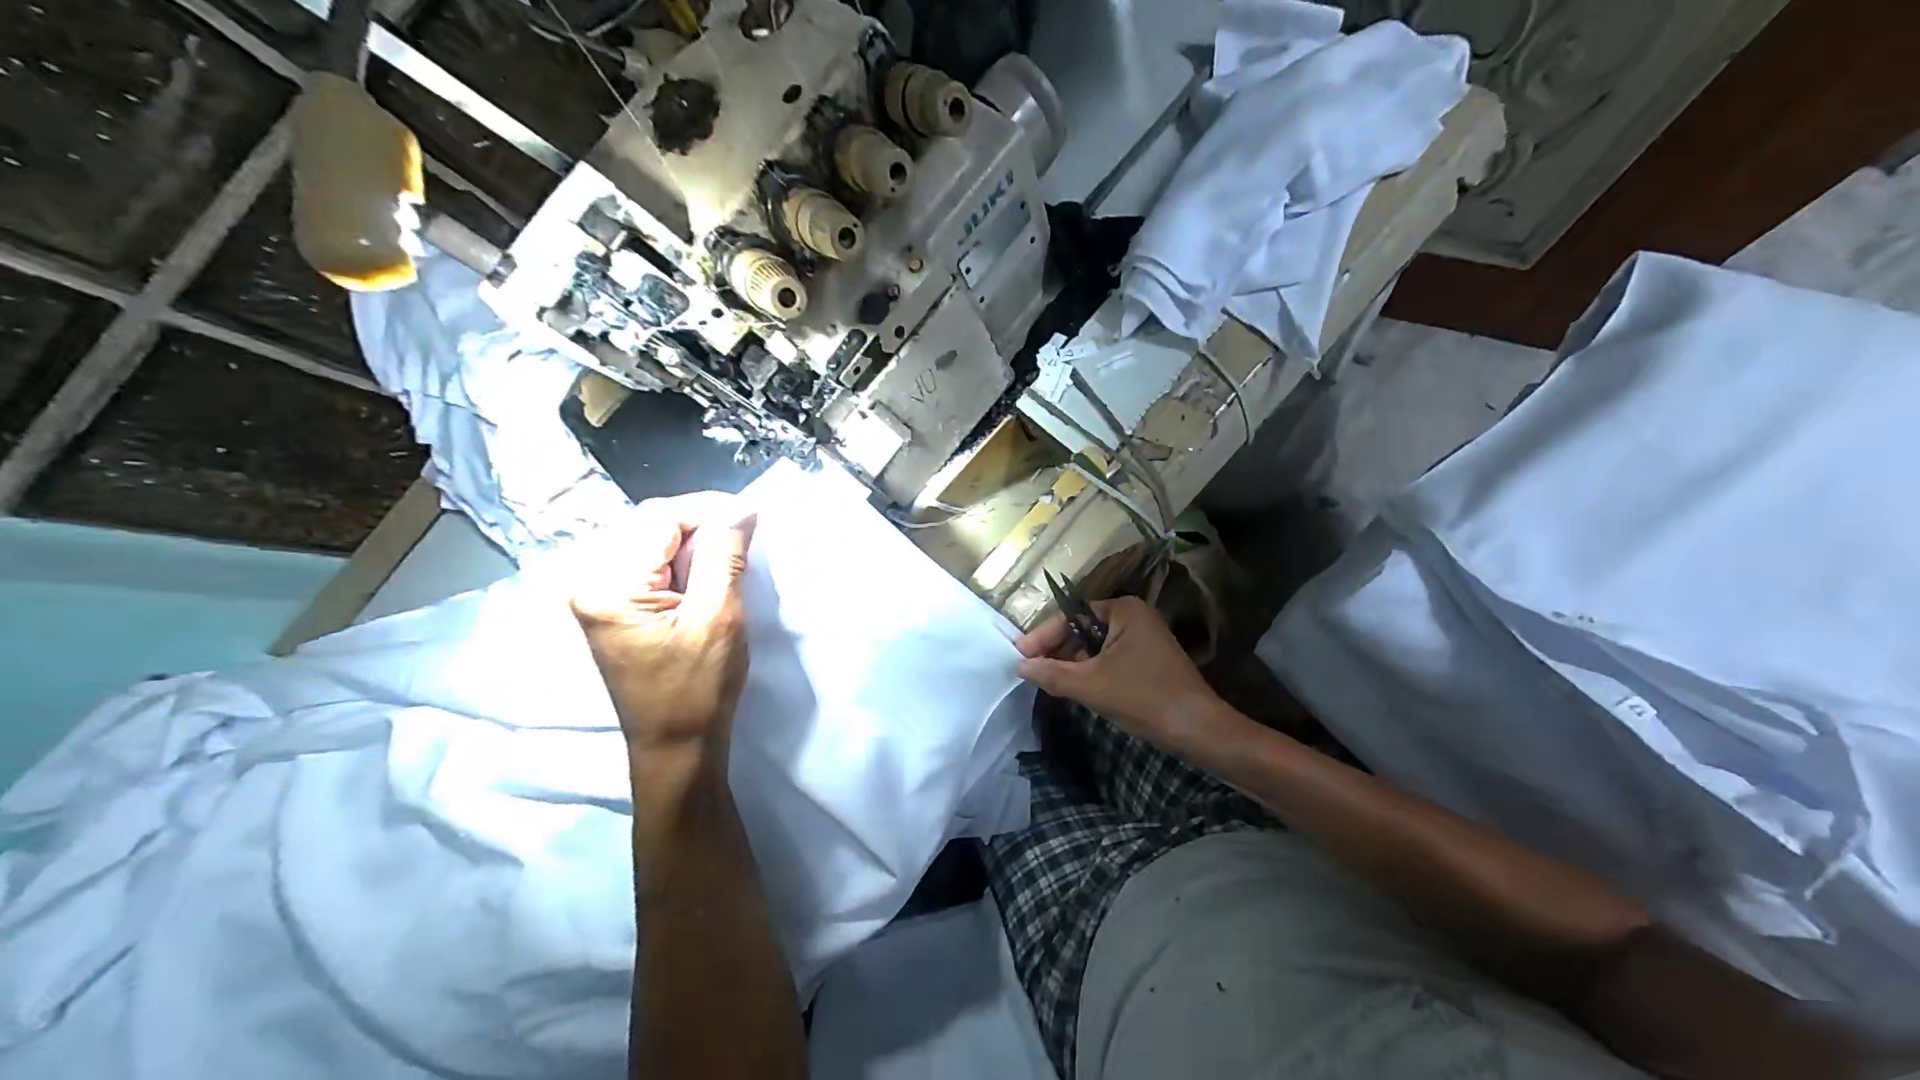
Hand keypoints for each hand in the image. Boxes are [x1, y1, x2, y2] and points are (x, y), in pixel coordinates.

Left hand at [569, 494, 756, 752]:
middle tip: (744, 528)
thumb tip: (742, 508)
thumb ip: (725, 557)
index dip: (707, 510)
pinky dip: (681, 558)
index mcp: (607, 588)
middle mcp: (590, 585)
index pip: (658, 521)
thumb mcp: (719, 618)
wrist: (676, 748)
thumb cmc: (698, 690)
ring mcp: (597, 597)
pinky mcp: (611, 608)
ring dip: (692, 538)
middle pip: (647, 525)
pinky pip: (647, 563)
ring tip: (732, 547)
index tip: (751, 514)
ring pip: (648, 541)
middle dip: (700, 521)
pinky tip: (708, 568)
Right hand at [1017, 595, 1225, 751]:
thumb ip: (1051, 673)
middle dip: (1057, 650)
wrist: (1199, 730)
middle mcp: (1135, 616)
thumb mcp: (1090, 685)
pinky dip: (1090, 672)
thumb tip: (1019, 666)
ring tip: (1046, 681)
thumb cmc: (1144, 698)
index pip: (1070, 616)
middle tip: (1030, 670)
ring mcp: (1144, 639)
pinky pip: (1109, 659)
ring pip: (1094, 647)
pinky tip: (1073, 688)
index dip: (1043, 636)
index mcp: (1124, 610)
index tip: (1020, 655)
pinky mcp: (1148, 661)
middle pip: (1082, 629)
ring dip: (1071, 663)